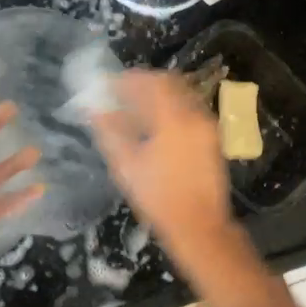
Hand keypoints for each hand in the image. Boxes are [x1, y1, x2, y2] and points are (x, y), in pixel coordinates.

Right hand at [91, 70, 239, 263]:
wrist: (200, 226)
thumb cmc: (159, 199)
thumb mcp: (127, 166)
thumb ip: (110, 132)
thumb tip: (93, 109)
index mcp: (174, 119)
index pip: (151, 82)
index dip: (128, 79)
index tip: (108, 84)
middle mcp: (195, 115)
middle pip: (169, 83)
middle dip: (143, 84)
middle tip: (120, 93)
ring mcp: (207, 126)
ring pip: (181, 95)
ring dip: (157, 95)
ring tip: (133, 108)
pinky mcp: (212, 137)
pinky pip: (189, 109)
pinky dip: (170, 107)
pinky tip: (152, 125)